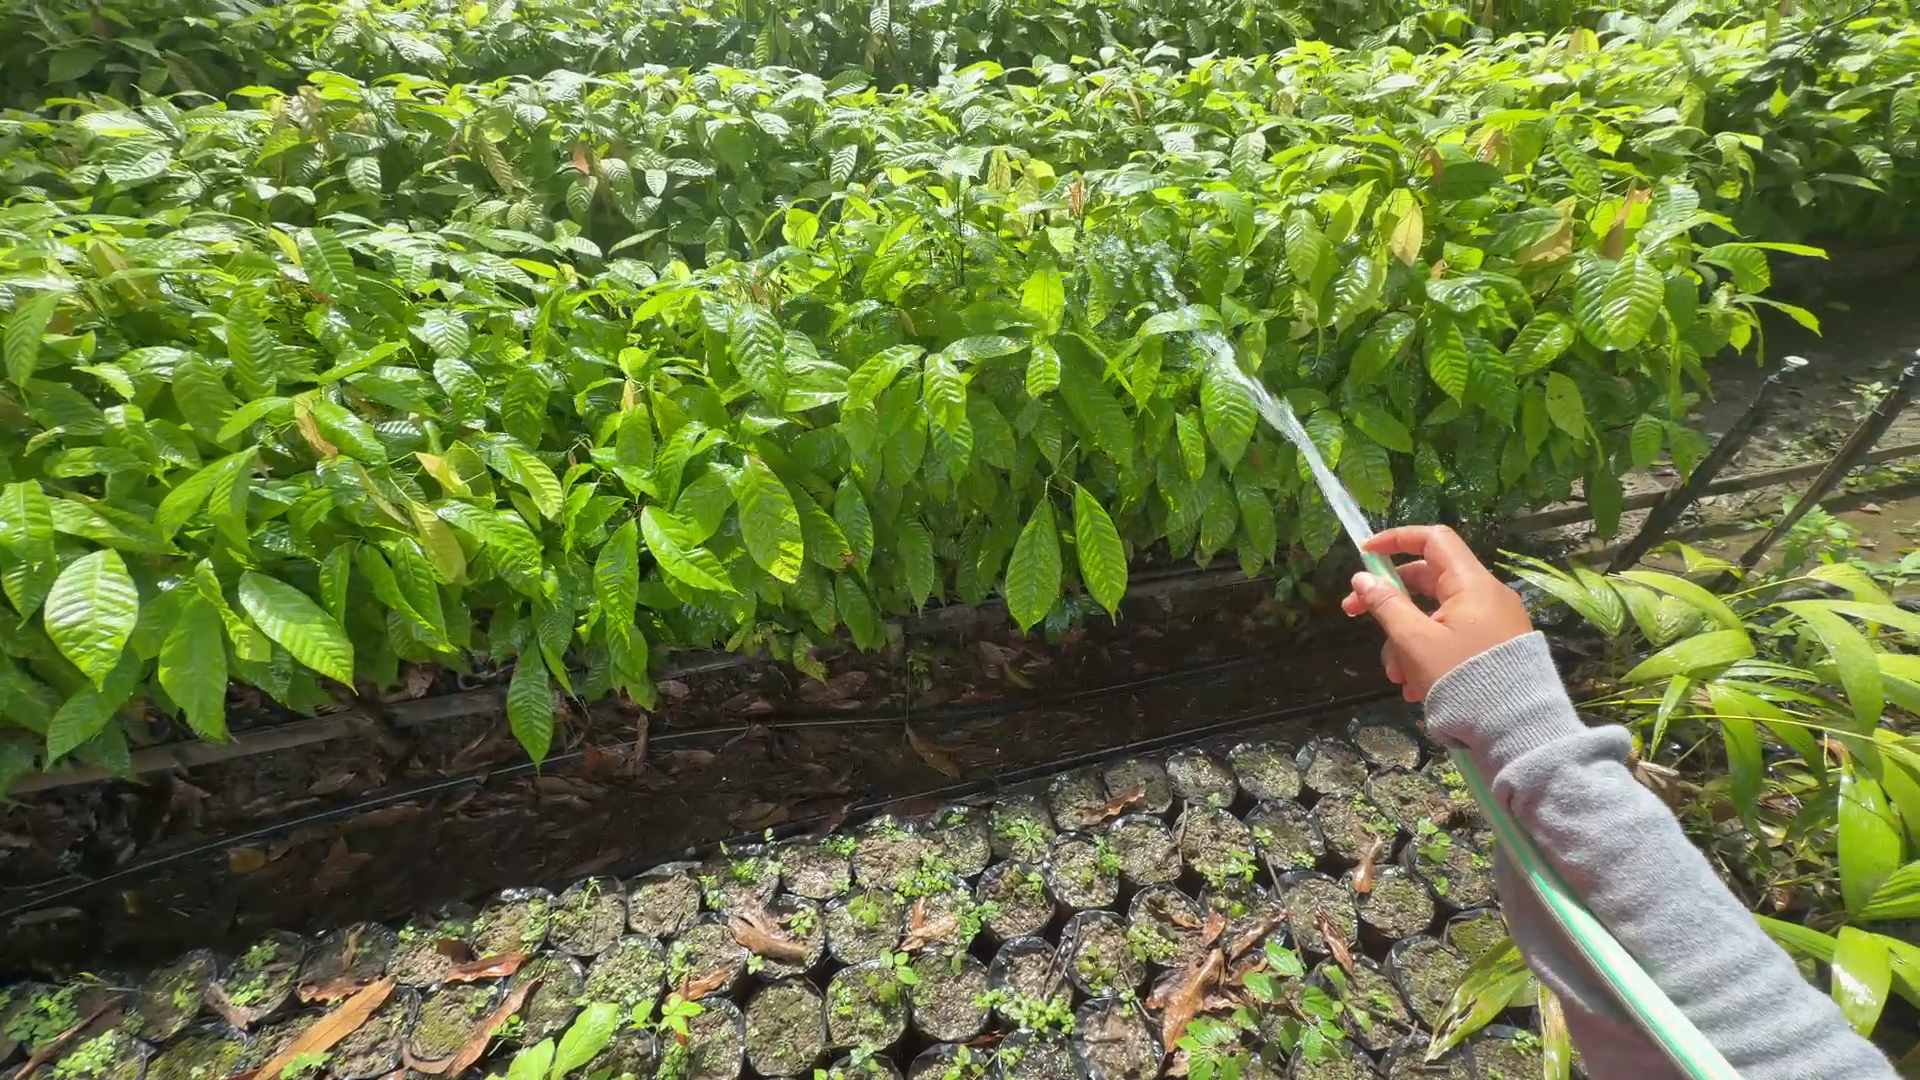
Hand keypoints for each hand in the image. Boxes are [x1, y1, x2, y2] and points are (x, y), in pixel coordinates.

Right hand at [1340, 525, 1533, 701]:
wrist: (1517, 730)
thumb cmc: (1460, 676)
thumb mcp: (1413, 640)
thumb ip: (1385, 604)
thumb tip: (1362, 578)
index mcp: (1471, 585)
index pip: (1433, 539)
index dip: (1396, 539)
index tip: (1364, 553)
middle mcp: (1485, 597)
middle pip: (1426, 580)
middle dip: (1388, 601)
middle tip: (1353, 615)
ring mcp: (1491, 623)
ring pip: (1433, 615)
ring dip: (1403, 638)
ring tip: (1395, 675)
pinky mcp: (1492, 647)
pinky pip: (1449, 636)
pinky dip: (1425, 653)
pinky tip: (1413, 685)